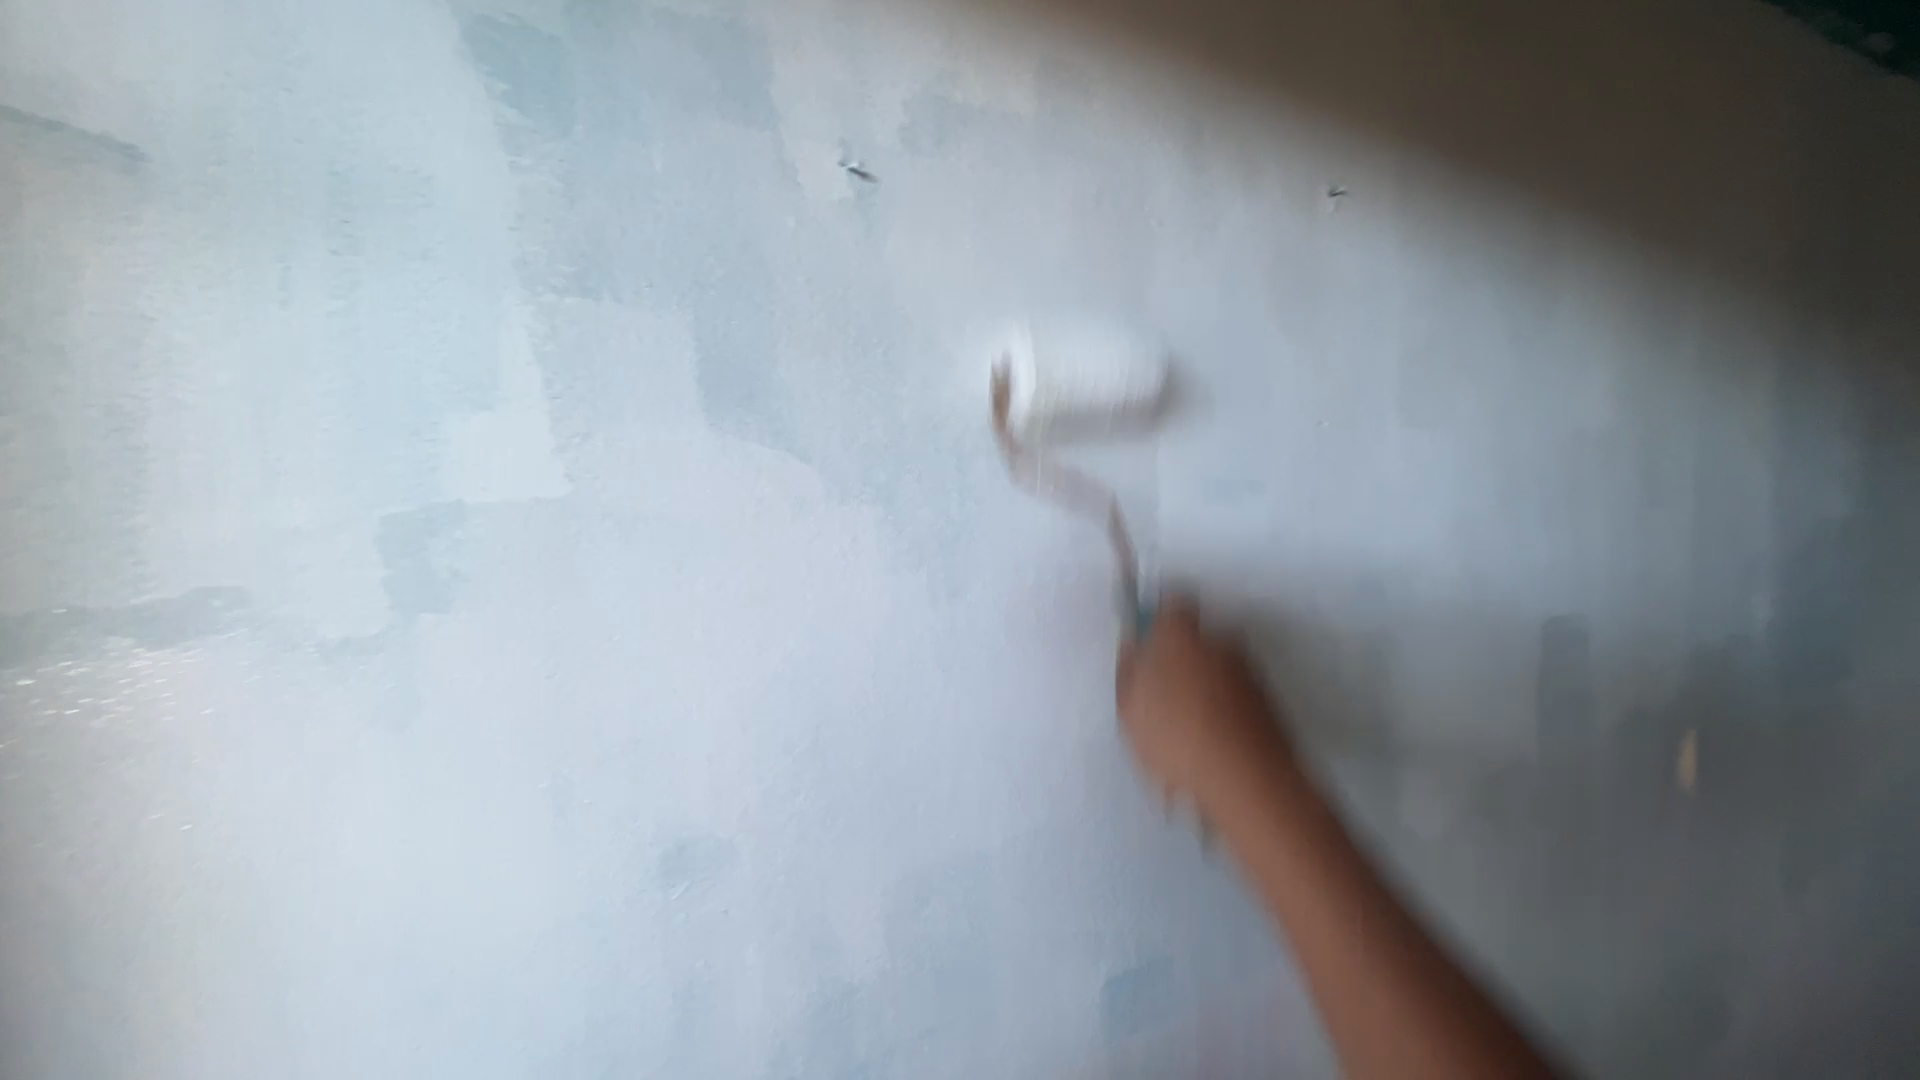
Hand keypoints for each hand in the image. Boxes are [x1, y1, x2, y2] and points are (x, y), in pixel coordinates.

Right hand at [1115, 597, 1294, 814]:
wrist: (1246, 779)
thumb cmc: (1178, 737)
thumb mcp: (1128, 706)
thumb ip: (1128, 667)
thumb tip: (1133, 648)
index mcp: (1181, 632)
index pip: (1170, 601)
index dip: (1156, 617)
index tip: (1145, 639)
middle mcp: (1221, 639)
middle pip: (1196, 633)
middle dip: (1179, 653)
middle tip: (1158, 687)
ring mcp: (1249, 669)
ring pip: (1217, 664)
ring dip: (1202, 682)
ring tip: (1183, 724)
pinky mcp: (1268, 699)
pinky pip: (1235, 692)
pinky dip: (1223, 706)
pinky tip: (1206, 739)